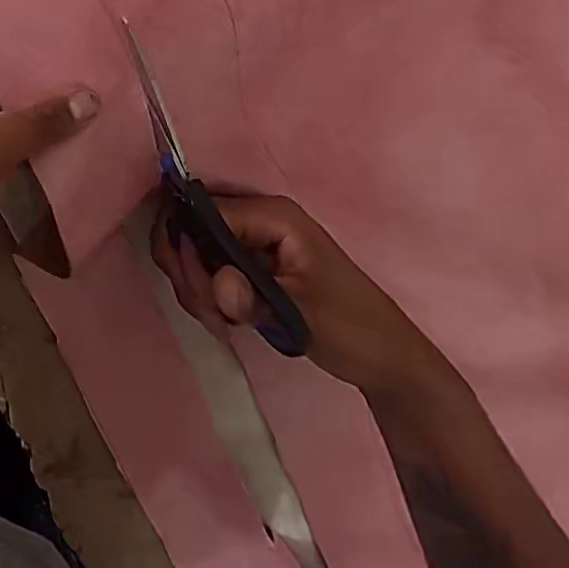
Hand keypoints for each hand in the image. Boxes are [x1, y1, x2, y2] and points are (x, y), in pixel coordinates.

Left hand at [0, 50, 98, 297]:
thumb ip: (41, 120)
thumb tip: (91, 98)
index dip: (23, 54)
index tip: (67, 52)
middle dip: (36, 89)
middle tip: (86, 79)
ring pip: (2, 119)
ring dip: (37, 119)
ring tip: (87, 105)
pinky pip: (2, 146)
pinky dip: (29, 145)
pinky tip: (68, 138)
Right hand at [151, 193, 426, 391]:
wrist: (381, 355)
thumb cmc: (351, 327)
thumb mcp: (303, 315)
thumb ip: (255, 299)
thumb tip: (217, 283)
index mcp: (274, 215)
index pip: (205, 212)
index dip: (187, 246)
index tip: (197, 292)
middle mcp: (257, 218)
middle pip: (191, 228)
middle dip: (188, 272)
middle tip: (210, 314)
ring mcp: (250, 241)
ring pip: (194, 251)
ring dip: (195, 289)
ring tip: (222, 322)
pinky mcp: (247, 264)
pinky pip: (207, 269)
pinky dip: (204, 296)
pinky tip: (225, 320)